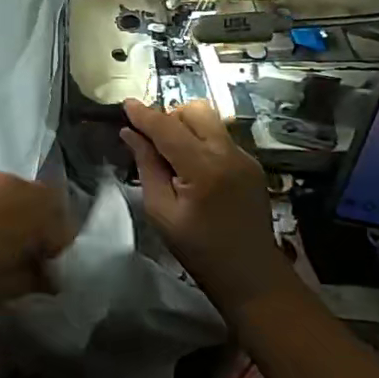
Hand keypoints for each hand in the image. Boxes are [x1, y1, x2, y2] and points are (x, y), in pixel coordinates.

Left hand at [0, 166, 75, 315]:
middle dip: (42, 227)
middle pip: (46, 202)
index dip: (59, 255)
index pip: (65, 229)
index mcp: (31, 212)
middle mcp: (14, 183)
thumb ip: (33, 279)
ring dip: (17, 212)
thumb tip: (50, 275)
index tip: (43, 274)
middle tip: (21, 256)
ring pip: (18, 191)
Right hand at [120, 99, 293, 306]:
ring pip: (211, 121)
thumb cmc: (199, 250)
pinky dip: (203, 142)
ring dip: (187, 127)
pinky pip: (222, 138)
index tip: (126, 104)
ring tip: (175, 157)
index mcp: (204, 168)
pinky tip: (196, 171)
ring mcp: (245, 156)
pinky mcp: (252, 163)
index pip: (168, 128)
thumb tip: (130, 135)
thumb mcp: (162, 213)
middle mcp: (228, 153)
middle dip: (170, 118)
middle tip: (154, 143)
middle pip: (195, 111)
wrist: (250, 273)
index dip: (144, 115)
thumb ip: (147, 167)